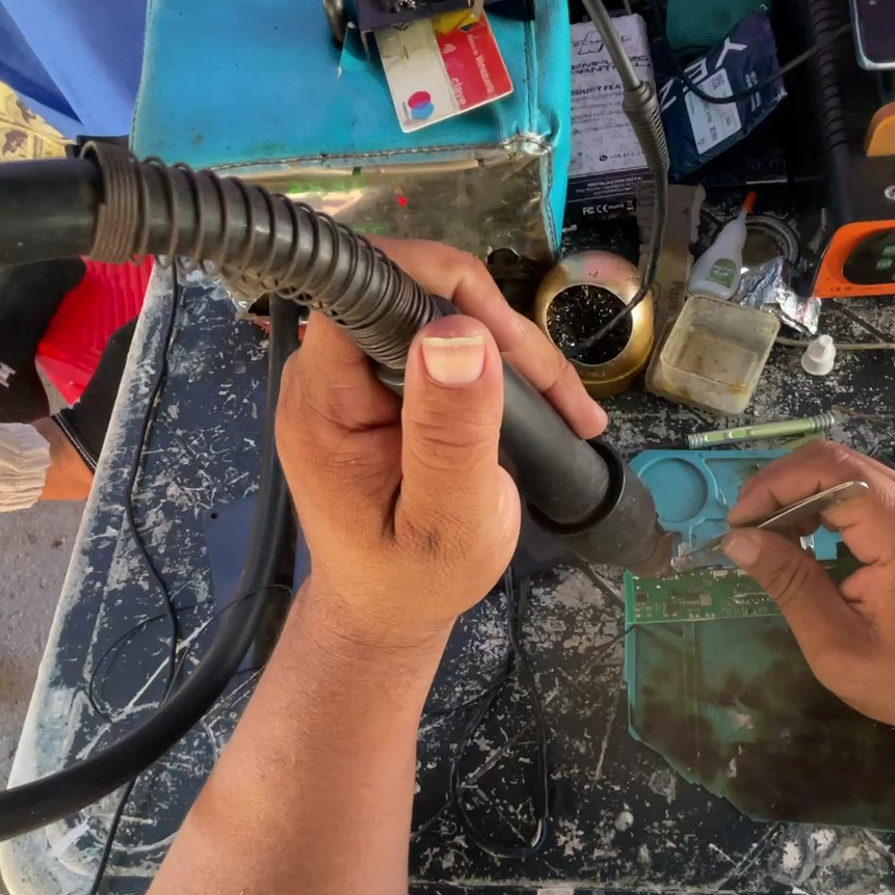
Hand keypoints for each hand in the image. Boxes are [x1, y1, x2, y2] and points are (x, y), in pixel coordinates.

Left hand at [274, 238, 606, 647]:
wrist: (390, 607)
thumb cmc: (413, 581)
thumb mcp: (444, 522)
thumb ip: (449, 436)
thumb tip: (459, 335)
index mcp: (326, 402)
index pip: (365, 290)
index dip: (438, 286)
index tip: (505, 339)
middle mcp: (331, 376)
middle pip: (415, 295)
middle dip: (498, 330)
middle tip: (556, 393)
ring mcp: (359, 380)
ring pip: (442, 317)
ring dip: (513, 352)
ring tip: (568, 408)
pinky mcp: (387, 391)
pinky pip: (448, 348)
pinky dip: (504, 368)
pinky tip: (549, 404)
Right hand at [720, 441, 894, 742]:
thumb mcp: (839, 647)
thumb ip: (790, 585)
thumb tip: (738, 540)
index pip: (830, 471)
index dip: (772, 486)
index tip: (738, 526)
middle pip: (836, 461)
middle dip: (778, 487)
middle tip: (747, 532)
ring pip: (847, 470)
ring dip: (798, 494)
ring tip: (770, 538)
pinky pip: (864, 489)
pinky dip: (823, 503)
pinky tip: (806, 537)